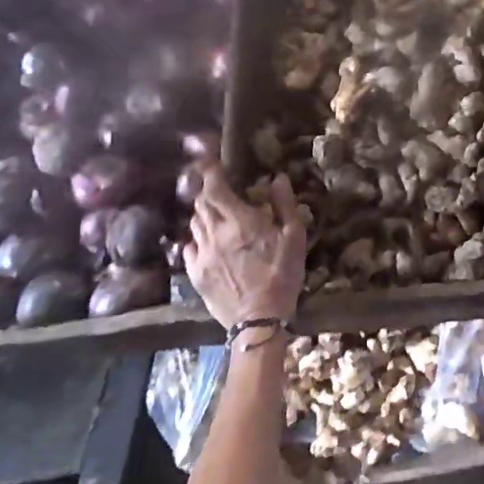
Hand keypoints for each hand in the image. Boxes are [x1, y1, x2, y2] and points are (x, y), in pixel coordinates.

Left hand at [184, 162, 305, 329]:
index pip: (214, 187)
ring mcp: (201, 254)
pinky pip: (188, 245)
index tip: (213, 163)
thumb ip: (285, 205)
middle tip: (221, 189)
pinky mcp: (194, 272)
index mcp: (240, 221)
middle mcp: (214, 233)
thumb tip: (278, 178)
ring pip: (194, 222)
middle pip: (201, 202)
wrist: (258, 320)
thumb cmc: (282, 275)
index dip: (210, 172)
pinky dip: (197, 237)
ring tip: (218, 215)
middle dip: (208, 191)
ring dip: (204, 213)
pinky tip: (209, 241)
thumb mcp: (294, 238)